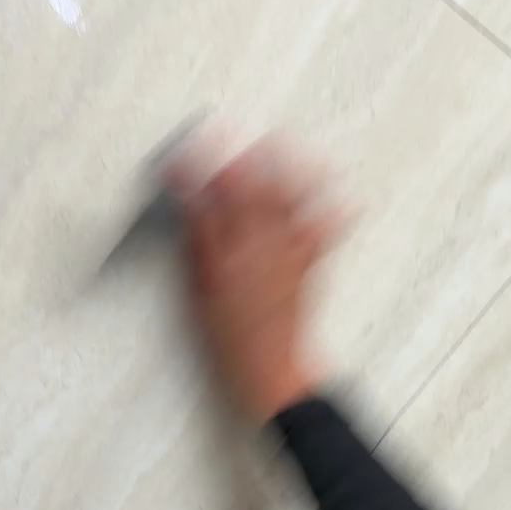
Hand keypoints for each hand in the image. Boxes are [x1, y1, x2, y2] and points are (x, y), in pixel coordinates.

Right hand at [170, 134, 345, 421]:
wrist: (269, 372)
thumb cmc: (230, 343)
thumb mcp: (197, 298)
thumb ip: (195, 250)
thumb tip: (193, 214)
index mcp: (223, 259)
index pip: (202, 204)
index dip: (187, 177)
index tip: (176, 163)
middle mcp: (257, 250)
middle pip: (248, 190)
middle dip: (234, 158)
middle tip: (222, 138)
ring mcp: (287, 254)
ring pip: (289, 198)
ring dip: (284, 165)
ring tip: (278, 139)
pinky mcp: (308, 265)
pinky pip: (325, 227)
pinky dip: (332, 207)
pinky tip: (334, 188)